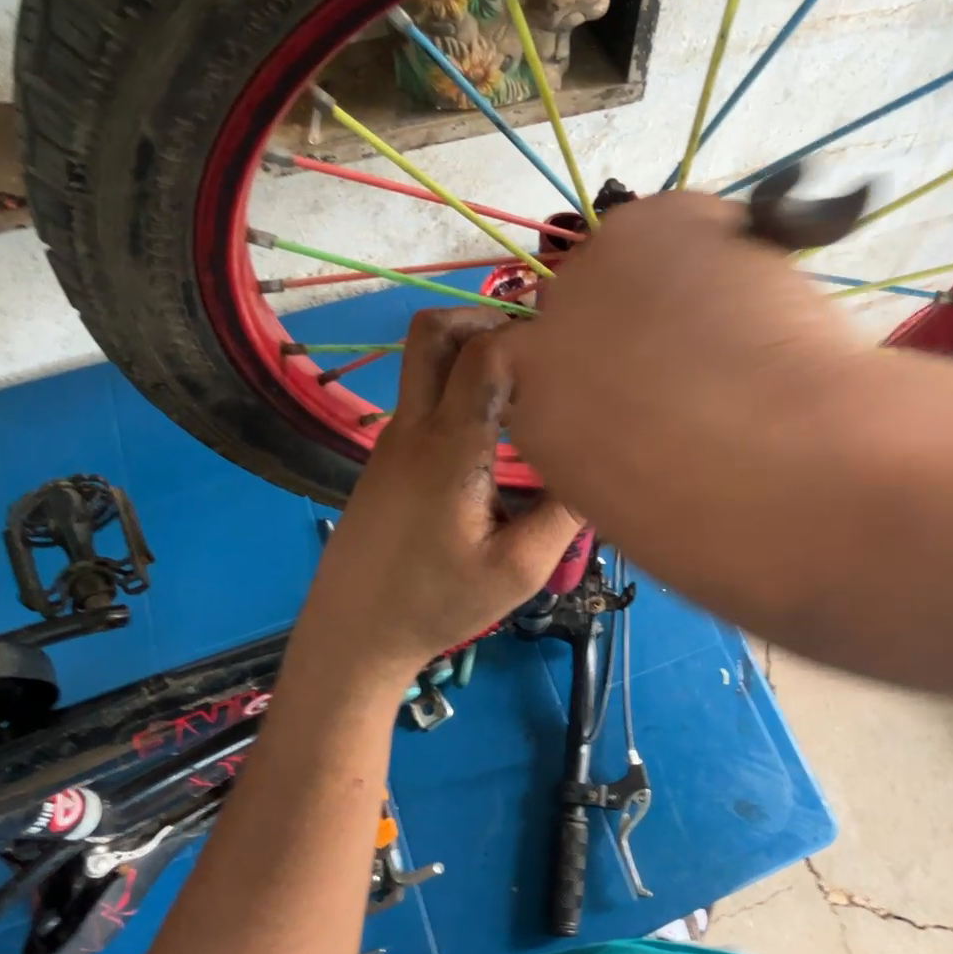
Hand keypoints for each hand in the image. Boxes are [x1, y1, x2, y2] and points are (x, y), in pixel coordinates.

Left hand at [293, 307, 583, 679]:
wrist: (352, 634)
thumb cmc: (437, 604)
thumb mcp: (519, 569)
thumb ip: (565, 511)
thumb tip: (601, 463)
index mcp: (450, 448)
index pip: (484, 352)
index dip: (528, 337)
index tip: (569, 354)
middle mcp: (414, 428)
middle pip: (434, 331)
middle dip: (486, 319)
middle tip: (536, 350)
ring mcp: (392, 440)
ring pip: (425, 363)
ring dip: (471, 355)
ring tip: (526, 393)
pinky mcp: (385, 459)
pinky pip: (423, 400)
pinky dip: (459, 391)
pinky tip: (495, 436)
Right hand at [500, 192, 869, 542]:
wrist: (789, 476)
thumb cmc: (721, 527)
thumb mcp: (636, 508)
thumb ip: (612, 454)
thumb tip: (645, 426)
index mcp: (538, 421)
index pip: (541, 372)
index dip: (595, 370)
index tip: (640, 381)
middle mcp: (549, 338)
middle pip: (580, 307)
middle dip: (629, 323)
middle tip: (697, 350)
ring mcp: (596, 274)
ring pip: (629, 259)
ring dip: (674, 280)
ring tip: (737, 327)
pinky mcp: (655, 223)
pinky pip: (685, 223)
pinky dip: (722, 244)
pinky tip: (757, 290)